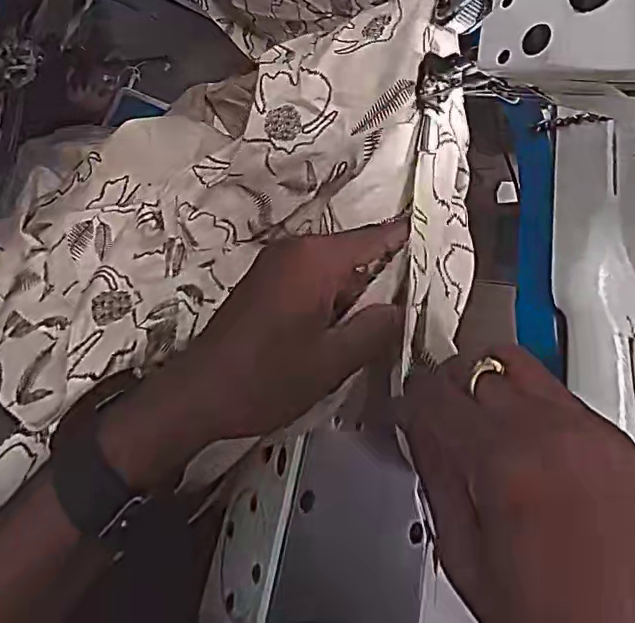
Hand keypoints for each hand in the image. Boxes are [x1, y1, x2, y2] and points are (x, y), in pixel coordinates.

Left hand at [60, 220, 408, 492]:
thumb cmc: (264, 377)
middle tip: (413, 305)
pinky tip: (341, 329)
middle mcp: (297, 248)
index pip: (377, 238)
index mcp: (316, 258)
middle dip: (383, 278)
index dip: (409, 240)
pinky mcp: (268, 279)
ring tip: (379, 325)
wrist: (195, 395)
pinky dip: (334, 296)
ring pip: (337, 268)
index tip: (438, 241)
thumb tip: (401, 308)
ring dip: (357, 292)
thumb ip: (375, 329)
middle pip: (357, 253)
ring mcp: (279, 261)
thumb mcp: (331, 361)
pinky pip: (315, 276)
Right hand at [398, 345, 634, 622]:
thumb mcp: (465, 555)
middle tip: (439, 411)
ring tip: (481, 413)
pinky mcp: (615, 438)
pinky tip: (525, 437)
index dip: (413, 399)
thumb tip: (421, 431)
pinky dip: (534, 404)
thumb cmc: (550, 617)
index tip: (408, 407)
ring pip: (521, 364)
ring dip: (492, 381)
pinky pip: (560, 395)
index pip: (439, 396)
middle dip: (450, 387)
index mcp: (506, 462)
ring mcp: (588, 431)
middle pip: (479, 367)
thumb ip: (437, 477)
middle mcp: (551, 432)